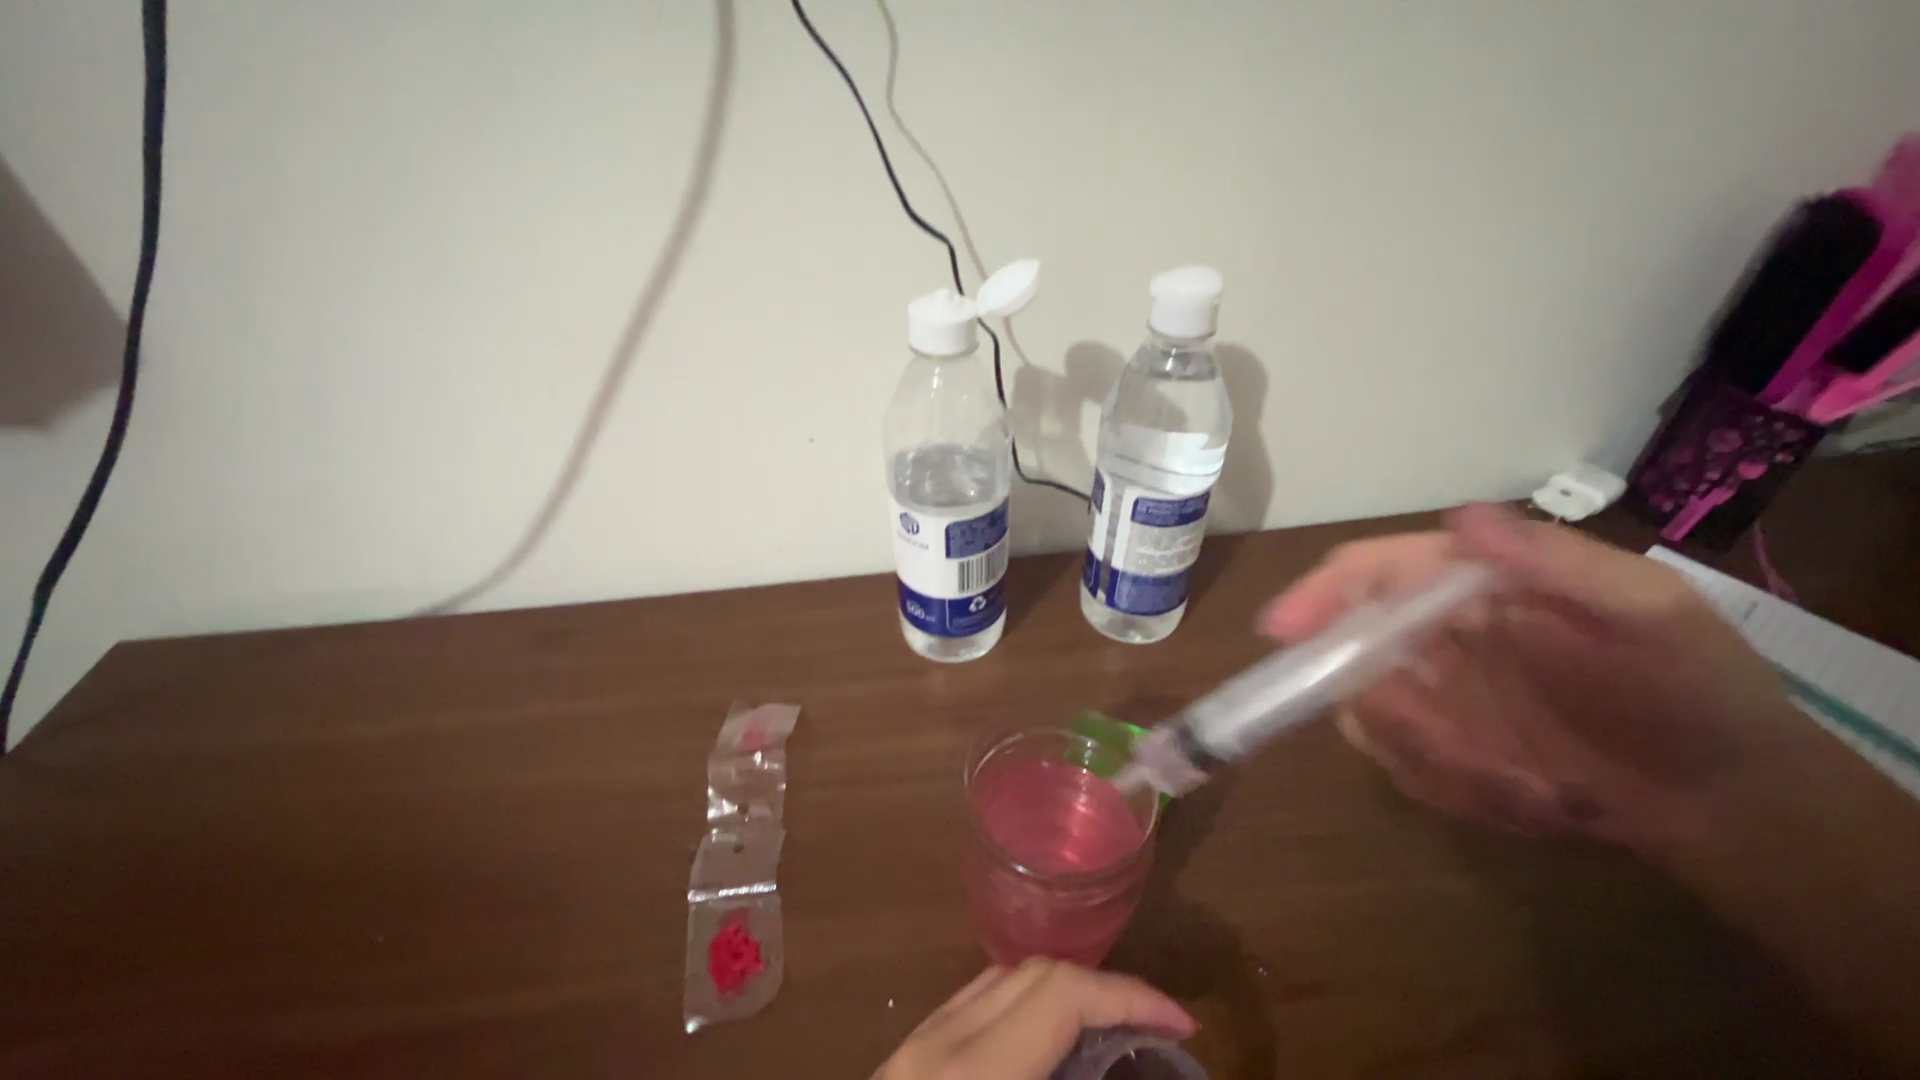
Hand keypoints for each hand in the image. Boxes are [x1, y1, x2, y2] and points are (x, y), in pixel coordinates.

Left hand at [874, 959, 1194, 1079]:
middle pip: (1035, 975)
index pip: (1061, 997)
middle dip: (1106, 990)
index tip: (1185, 1025)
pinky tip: (1045, 1045)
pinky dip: (1023, 1010)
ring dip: (1064, 995)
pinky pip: (974, 1006)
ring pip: (1002, 983)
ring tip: (1111, 1030)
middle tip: (1156, 1028)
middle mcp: (938, 1045)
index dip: (1132, 998)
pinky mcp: (904, 1060)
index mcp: (972, 1076)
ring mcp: (914, 1048)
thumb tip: (1128, 1073)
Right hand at [1261, 503, 1804, 851]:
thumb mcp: (1646, 614)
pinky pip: (1400, 767)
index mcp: (1469, 586)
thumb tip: (1460, 519)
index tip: (1283, 632)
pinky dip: (1448, 785)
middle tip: (1446, 742)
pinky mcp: (1437, 754)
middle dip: (1378, 699)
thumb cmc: (1692, 689)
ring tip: (1520, 782)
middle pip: (1347, 651)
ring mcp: (1431, 698)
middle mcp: (1432, 636)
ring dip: (1427, 752)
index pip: (1367, 573)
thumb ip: (1556, 564)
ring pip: (1366, 717)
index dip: (1317, 593)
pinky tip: (1527, 796)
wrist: (1726, 800)